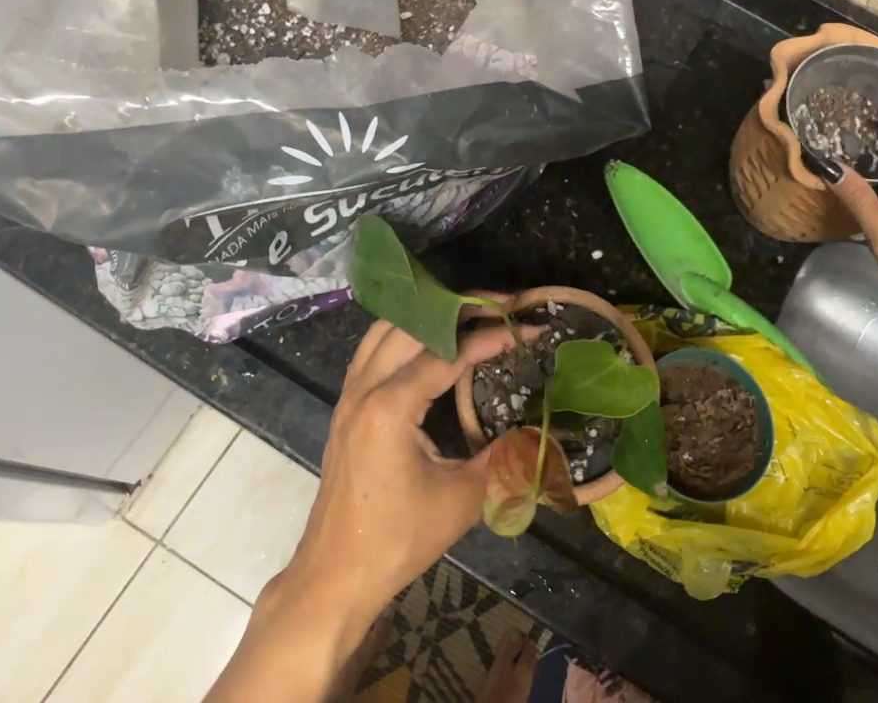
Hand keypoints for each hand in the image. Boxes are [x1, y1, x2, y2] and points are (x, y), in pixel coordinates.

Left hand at [280, 317, 528, 626]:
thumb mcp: (462, 500)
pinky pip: (373, 350)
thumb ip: (504, 459)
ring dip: (428, 315)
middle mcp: (364, 389)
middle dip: (460, 308)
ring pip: (386, 330)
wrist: (336, 574)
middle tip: (504, 304)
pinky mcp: (346, 407)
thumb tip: (541, 434)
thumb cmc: (398, 538)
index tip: (530, 326)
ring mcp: (349, 396)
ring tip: (472, 313)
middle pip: (412, 324)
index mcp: (390, 406)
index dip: (492, 336)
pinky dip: (405, 334)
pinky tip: (431, 343)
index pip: (447, 353)